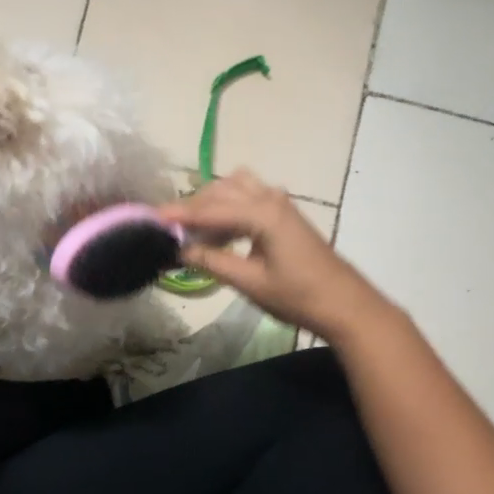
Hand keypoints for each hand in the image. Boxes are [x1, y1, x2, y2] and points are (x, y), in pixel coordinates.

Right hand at [163, 169, 395, 343]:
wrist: (344, 304)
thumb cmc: (297, 296)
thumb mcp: (249, 282)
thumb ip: (211, 262)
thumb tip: (179, 250)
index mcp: (262, 214)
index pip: (209, 208)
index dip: (177, 214)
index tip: (149, 219)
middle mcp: (270, 199)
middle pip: (220, 189)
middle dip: (191, 206)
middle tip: (166, 230)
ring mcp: (279, 204)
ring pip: (234, 189)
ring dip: (210, 204)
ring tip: (191, 232)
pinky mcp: (283, 215)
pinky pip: (247, 199)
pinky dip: (226, 210)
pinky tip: (216, 235)